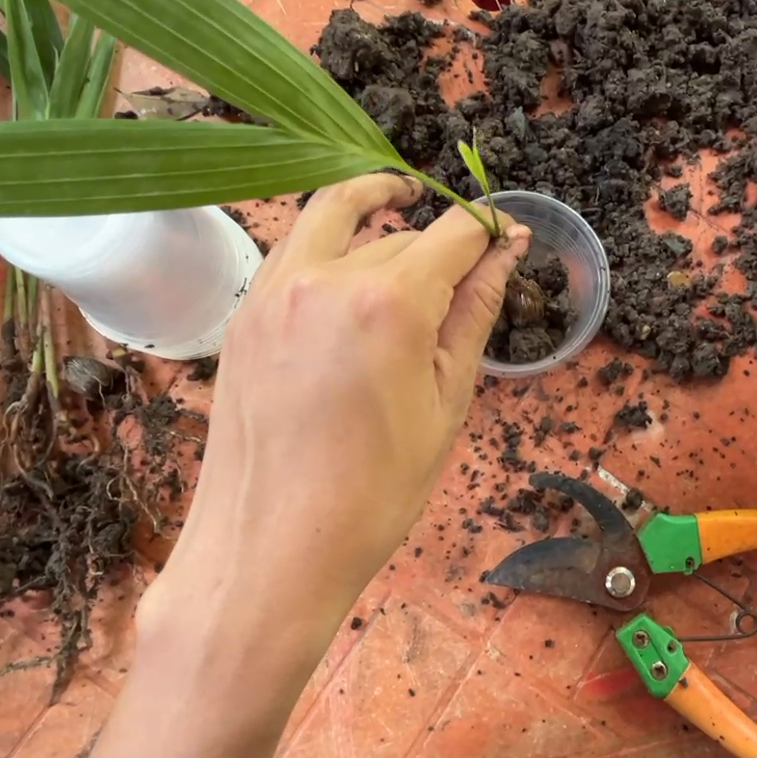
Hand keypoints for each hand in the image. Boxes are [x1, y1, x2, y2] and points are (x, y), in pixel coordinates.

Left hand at [142, 174, 528, 639]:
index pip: (454, 235)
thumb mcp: (446, 399)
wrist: (272, 549)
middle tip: (468, 275)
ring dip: (377, 214)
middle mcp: (324, 277)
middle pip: (400, 236)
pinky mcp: (244, 313)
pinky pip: (295, 253)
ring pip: (338, 224)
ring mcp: (273, 290)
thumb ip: (474, 312)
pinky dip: (329, 243)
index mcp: (388, 301)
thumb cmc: (377, 488)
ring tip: (403, 209)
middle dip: (441, 246)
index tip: (513, 236)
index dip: (490, 229)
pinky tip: (349, 271)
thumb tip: (506, 251)